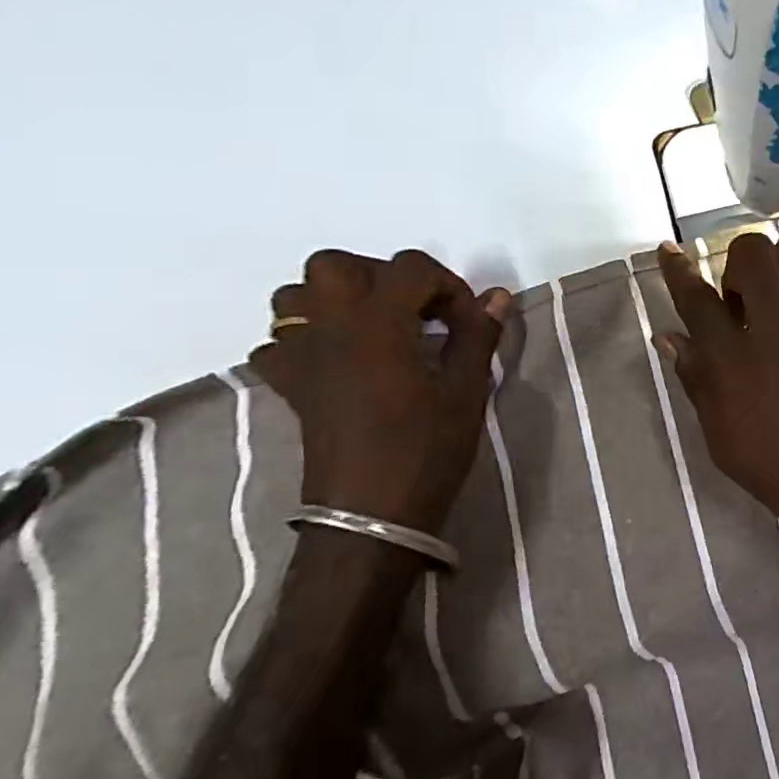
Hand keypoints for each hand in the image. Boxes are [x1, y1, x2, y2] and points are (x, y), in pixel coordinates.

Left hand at [253, 249, 510, 532]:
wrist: (370, 512)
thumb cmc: (427, 448)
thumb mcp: (467, 390)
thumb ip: (478, 335)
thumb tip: (497, 296)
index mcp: (376, 326)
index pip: (408, 268)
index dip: (447, 285)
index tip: (466, 321)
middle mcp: (328, 330)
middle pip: (335, 265)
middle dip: (382, 276)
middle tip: (417, 310)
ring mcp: (300, 358)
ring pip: (296, 296)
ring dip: (337, 300)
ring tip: (378, 328)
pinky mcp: (288, 386)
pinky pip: (280, 341)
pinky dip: (308, 339)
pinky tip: (343, 361)